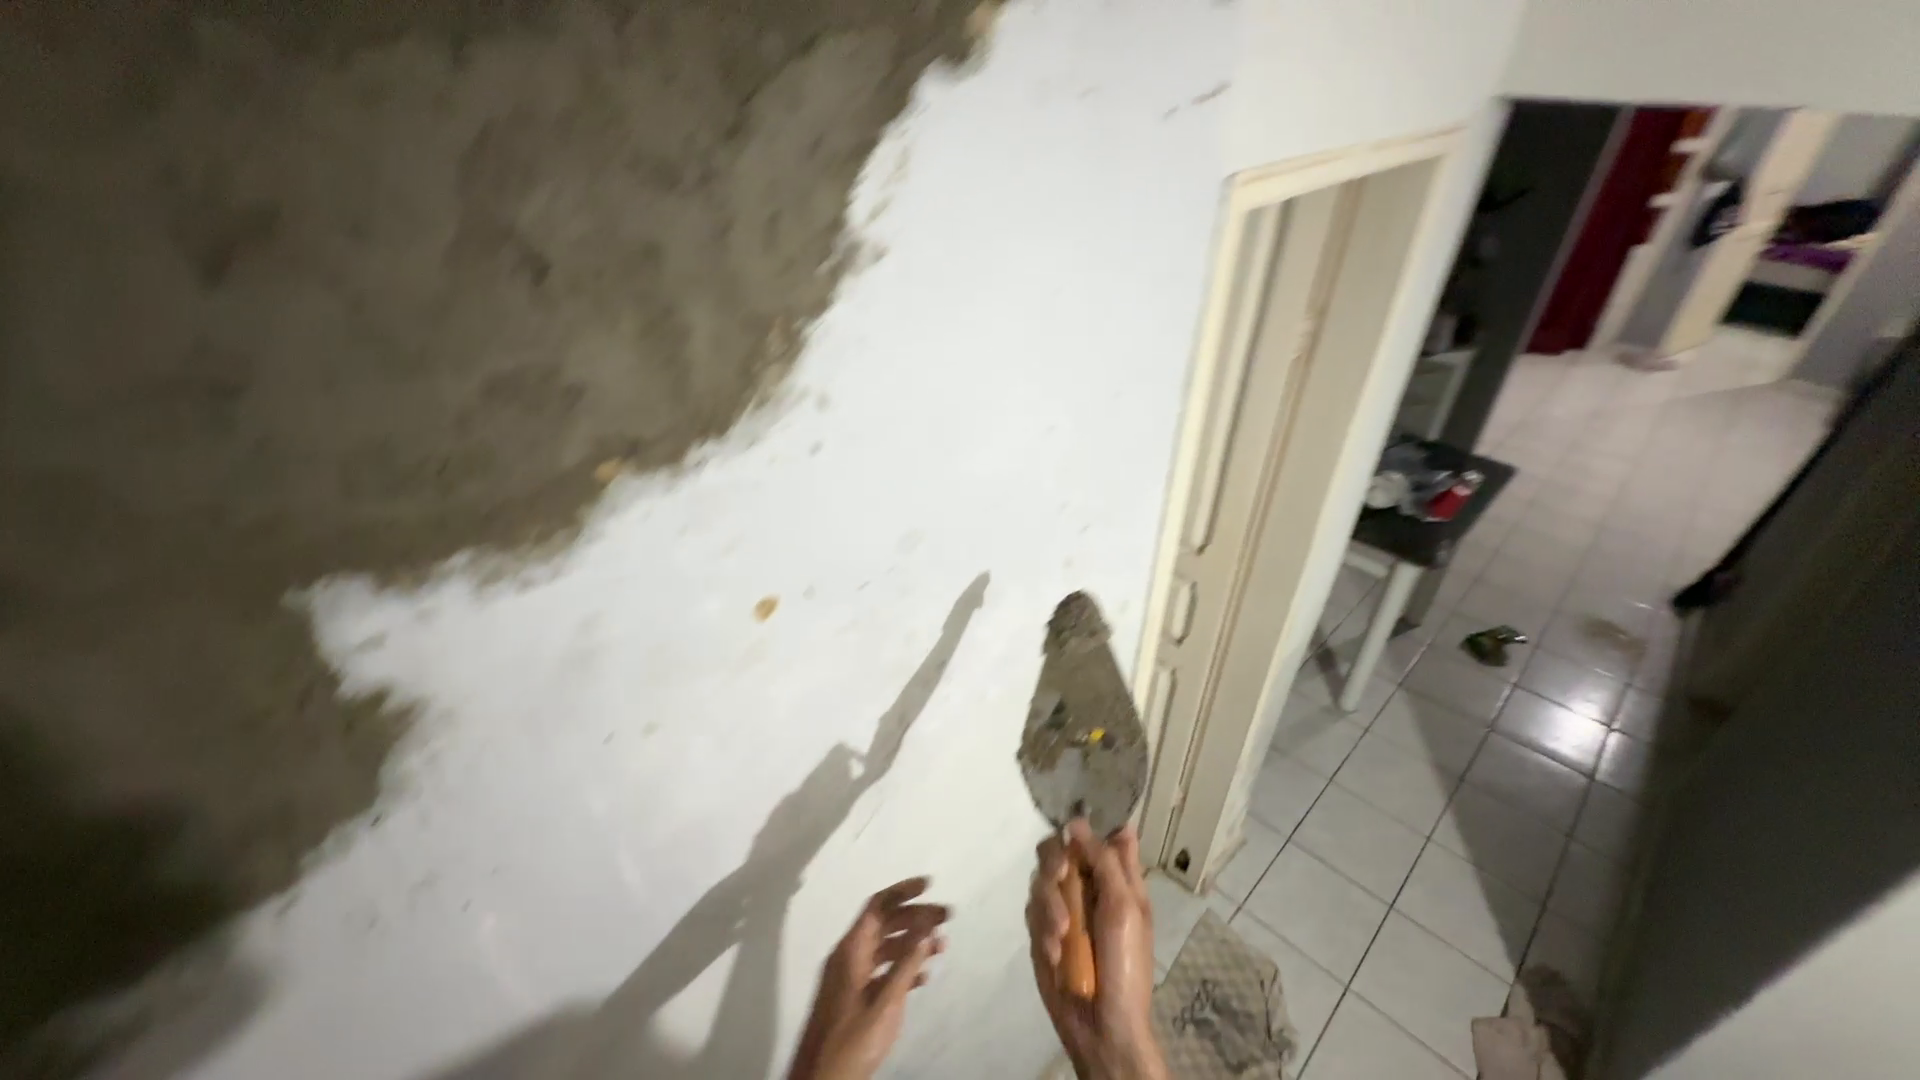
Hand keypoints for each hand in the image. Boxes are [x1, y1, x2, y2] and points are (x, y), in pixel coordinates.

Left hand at [788, 877, 948, 1079]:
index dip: (903, 891)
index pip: (877, 906)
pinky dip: (903, 966)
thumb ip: (905, 964)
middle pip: (884, 923)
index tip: (929, 885)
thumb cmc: (850, 1041)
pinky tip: (924, 976)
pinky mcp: (855, 998)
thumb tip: (926, 926)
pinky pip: (882, 970)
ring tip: (942, 946)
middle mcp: (848, 956)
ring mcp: (850, 977)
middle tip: (947, 917)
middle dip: (915, 916)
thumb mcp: (883, 1003)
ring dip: (913, 943)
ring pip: (885, 947)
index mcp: (850, 950)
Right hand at [1027, 821, 1166, 1079]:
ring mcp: (1063, 908)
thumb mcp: (1125, 908)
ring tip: (1063, 937)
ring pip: (1041, 880)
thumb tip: (1078, 820)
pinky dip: (1043, 932)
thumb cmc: (1125, 966)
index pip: (1097, 835)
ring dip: (1051, 907)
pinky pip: (1031, 912)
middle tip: (1058, 879)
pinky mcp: (1042, 931)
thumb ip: (1105, 862)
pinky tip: (1057, 955)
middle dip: (1055, 863)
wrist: (1102, 1026)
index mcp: (1116, 878)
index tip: (1071, 826)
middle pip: (1059, 849)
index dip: (1084, 825)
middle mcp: (1087, 886)